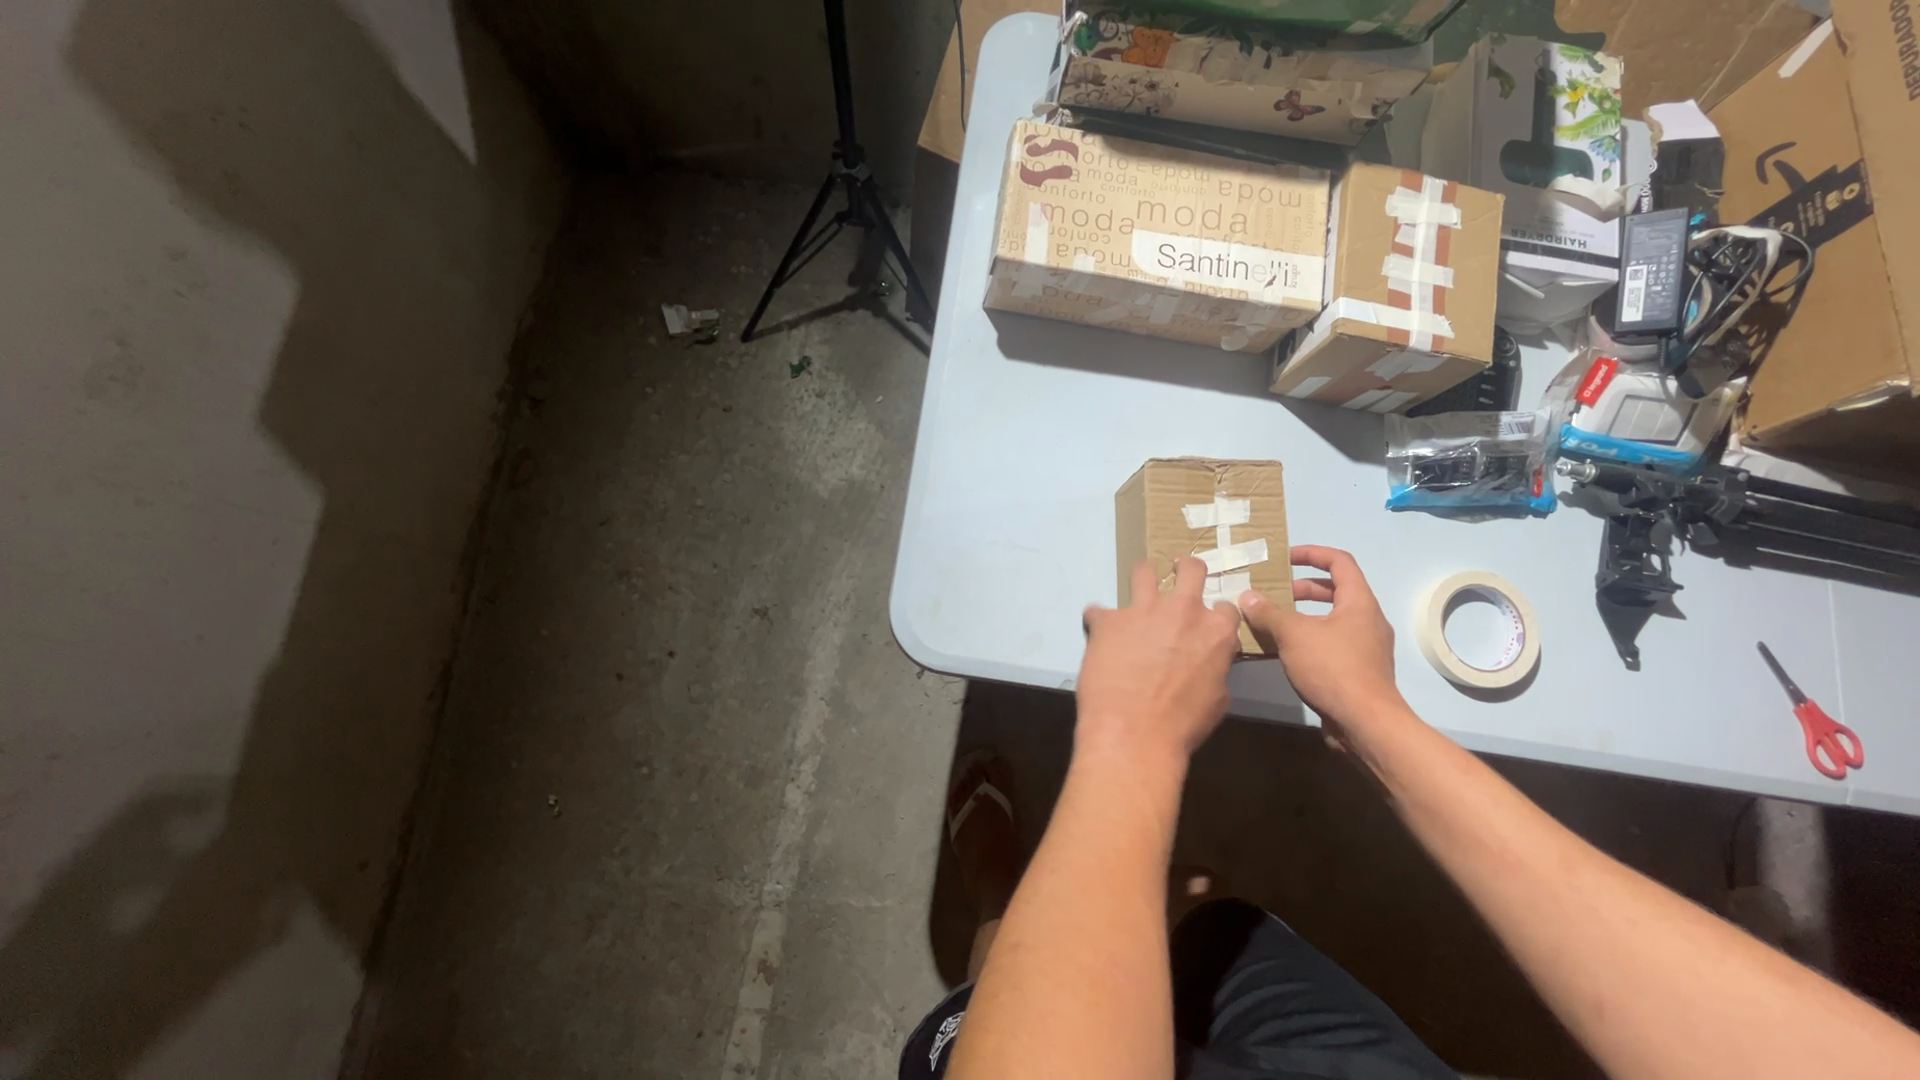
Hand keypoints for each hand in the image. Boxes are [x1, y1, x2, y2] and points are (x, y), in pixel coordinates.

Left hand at [1077, 557, 1242, 765]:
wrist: (1133, 734)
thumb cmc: (1182, 725)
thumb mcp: (1216, 699)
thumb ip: (1215, 669)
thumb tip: (1209, 664)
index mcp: (1215, 631)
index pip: (1226, 607)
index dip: (1216, 615)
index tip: (1206, 622)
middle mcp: (1182, 610)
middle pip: (1191, 569)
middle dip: (1186, 569)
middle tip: (1178, 574)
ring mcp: (1143, 610)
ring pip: (1144, 571)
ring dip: (1142, 578)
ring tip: (1137, 588)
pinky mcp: (1108, 620)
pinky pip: (1097, 610)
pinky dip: (1099, 621)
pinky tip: (1097, 634)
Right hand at [1238, 546, 1405, 731]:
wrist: (1365, 722)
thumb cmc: (1332, 668)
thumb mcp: (1293, 634)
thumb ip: (1268, 612)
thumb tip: (1247, 596)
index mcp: (1358, 602)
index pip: (1340, 562)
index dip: (1312, 554)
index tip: (1285, 558)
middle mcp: (1367, 620)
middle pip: (1335, 591)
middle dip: (1301, 589)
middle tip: (1273, 593)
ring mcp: (1365, 647)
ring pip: (1330, 620)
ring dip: (1301, 617)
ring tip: (1271, 622)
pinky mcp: (1358, 671)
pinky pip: (1330, 644)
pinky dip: (1306, 641)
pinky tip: (1282, 653)